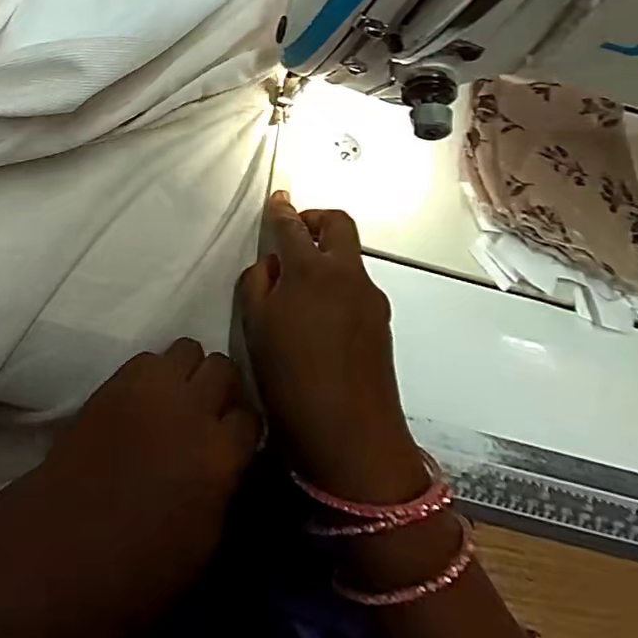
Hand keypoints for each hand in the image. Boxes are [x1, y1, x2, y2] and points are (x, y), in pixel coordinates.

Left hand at [0, 339, 259, 637]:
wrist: (57, 550)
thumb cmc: (135, 568)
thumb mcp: (203, 544)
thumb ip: (223, 488)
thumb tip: (227, 464)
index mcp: (221, 455)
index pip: (252, 416)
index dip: (244, 429)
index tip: (235, 441)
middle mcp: (192, 410)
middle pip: (224, 368)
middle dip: (222, 388)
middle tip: (209, 413)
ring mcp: (152, 390)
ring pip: (188, 348)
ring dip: (189, 372)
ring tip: (178, 399)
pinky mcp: (114, 383)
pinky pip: (148, 358)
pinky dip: (153, 373)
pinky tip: (144, 400)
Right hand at [239, 192, 428, 503]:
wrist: (350, 436)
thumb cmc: (292, 384)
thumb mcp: (256, 330)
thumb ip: (258, 285)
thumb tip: (271, 266)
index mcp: (311, 271)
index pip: (293, 227)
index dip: (282, 210)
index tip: (278, 201)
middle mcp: (347, 275)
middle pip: (338, 223)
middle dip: (316, 218)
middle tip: (296, 229)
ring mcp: (370, 298)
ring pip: (350, 257)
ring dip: (328, 255)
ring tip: (300, 285)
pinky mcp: (381, 322)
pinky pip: (357, 286)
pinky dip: (338, 284)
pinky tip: (319, 317)